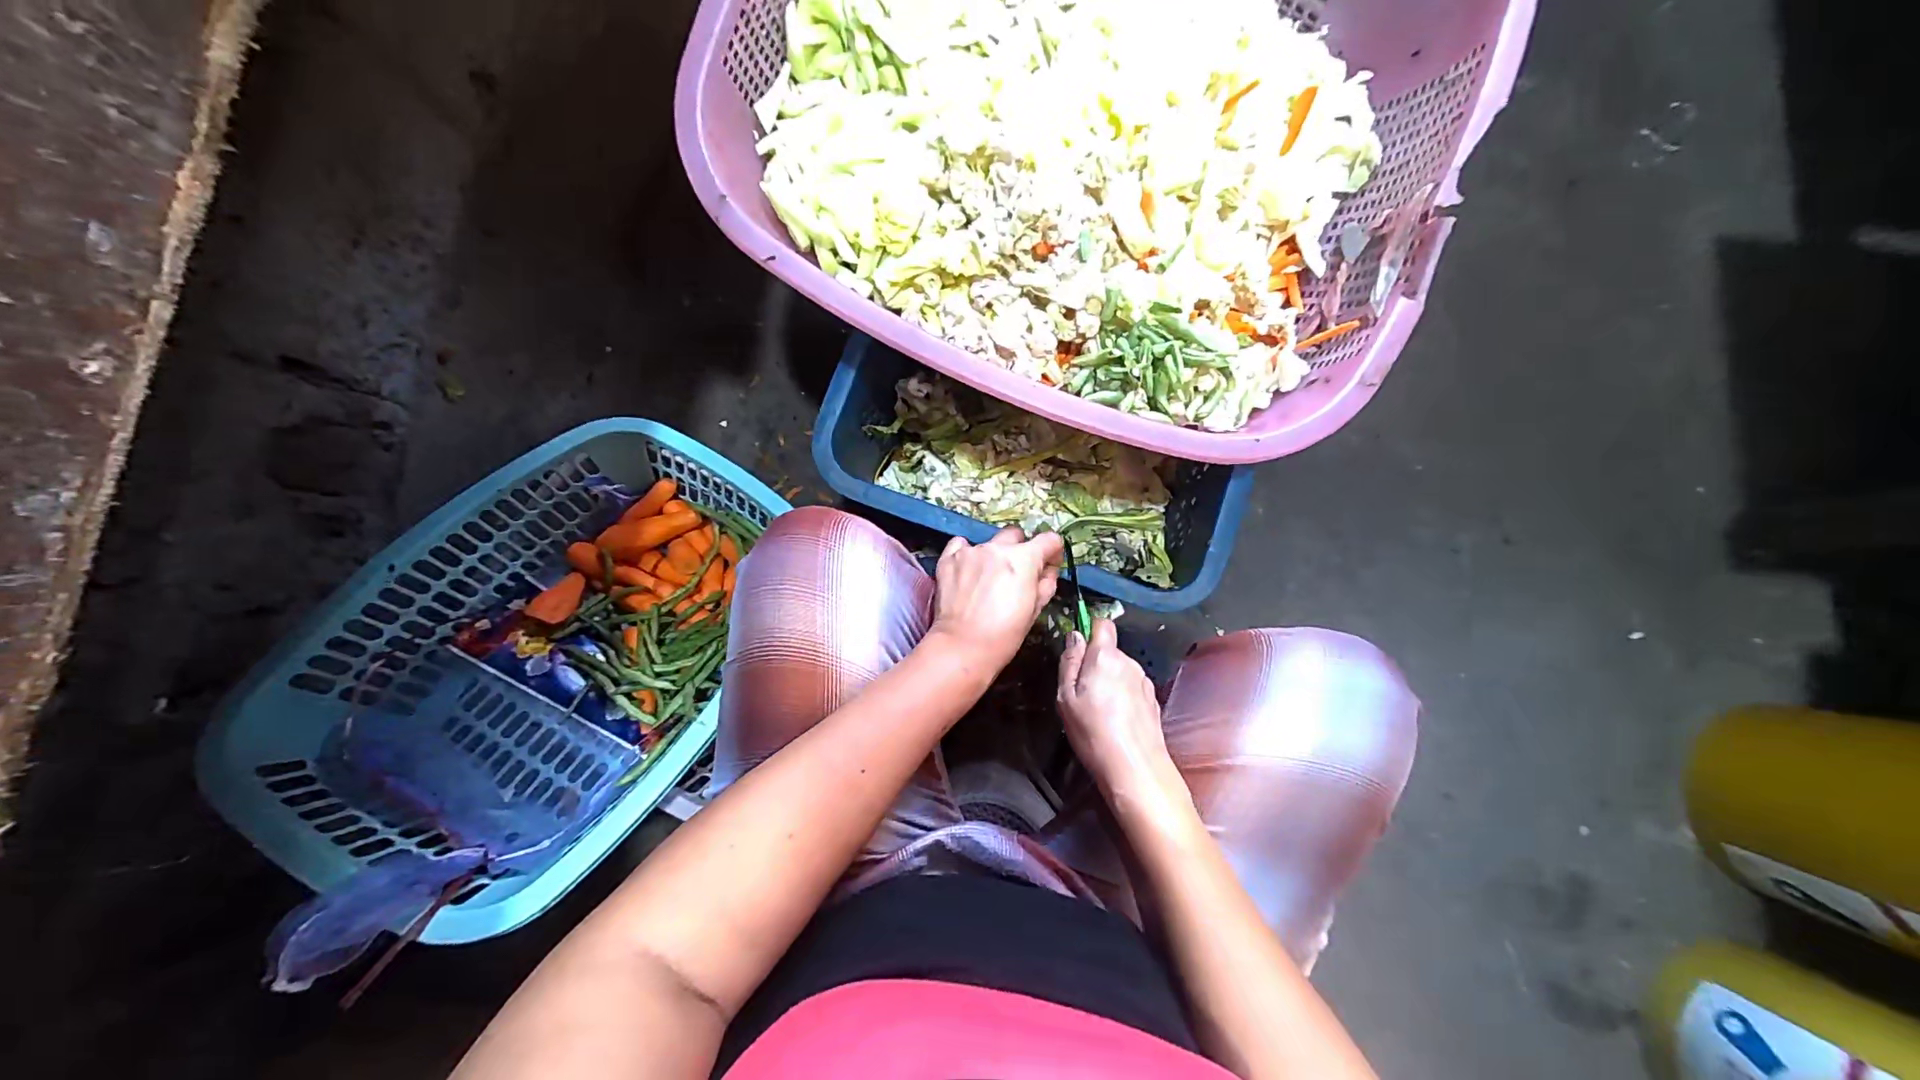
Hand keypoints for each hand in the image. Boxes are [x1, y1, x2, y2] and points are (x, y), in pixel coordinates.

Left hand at [926, 527, 1062, 670]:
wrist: (963, 646)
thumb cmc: (1005, 634)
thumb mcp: (1035, 610)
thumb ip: (1045, 584)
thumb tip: (1048, 571)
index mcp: (1023, 559)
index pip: (1049, 540)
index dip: (1052, 552)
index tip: (1048, 565)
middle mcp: (996, 548)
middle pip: (1015, 536)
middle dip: (1020, 550)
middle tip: (1016, 574)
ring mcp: (969, 551)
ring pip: (988, 544)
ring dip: (992, 557)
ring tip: (987, 581)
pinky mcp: (948, 559)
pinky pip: (960, 546)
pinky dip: (966, 554)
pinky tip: (966, 571)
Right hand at [1058, 619, 1193, 828]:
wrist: (1136, 768)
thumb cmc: (1093, 733)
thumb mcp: (1066, 698)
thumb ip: (1069, 662)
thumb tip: (1074, 636)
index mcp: (1105, 657)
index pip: (1102, 624)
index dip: (1089, 630)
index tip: (1077, 650)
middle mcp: (1128, 662)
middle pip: (1109, 650)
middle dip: (1095, 664)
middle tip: (1080, 692)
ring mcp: (1143, 681)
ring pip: (1120, 670)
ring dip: (1109, 682)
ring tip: (1098, 711)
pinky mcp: (1153, 699)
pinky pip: (1131, 687)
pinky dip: (1122, 696)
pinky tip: (1115, 720)